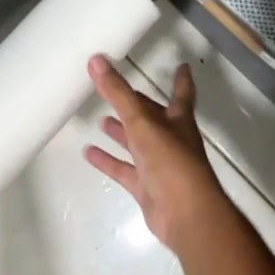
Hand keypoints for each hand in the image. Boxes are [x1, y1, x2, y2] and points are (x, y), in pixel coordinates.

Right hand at [84, 54, 231, 248]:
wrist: (185, 214)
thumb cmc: (170, 161)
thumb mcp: (142, 123)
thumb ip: (119, 93)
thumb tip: (96, 59)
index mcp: (178, 121)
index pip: (181, 94)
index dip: (181, 79)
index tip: (183, 65)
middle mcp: (171, 140)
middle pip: (153, 118)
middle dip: (138, 106)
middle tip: (117, 92)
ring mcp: (159, 166)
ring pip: (137, 144)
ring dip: (121, 133)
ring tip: (101, 120)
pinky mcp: (146, 188)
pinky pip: (124, 170)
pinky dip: (108, 161)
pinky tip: (89, 152)